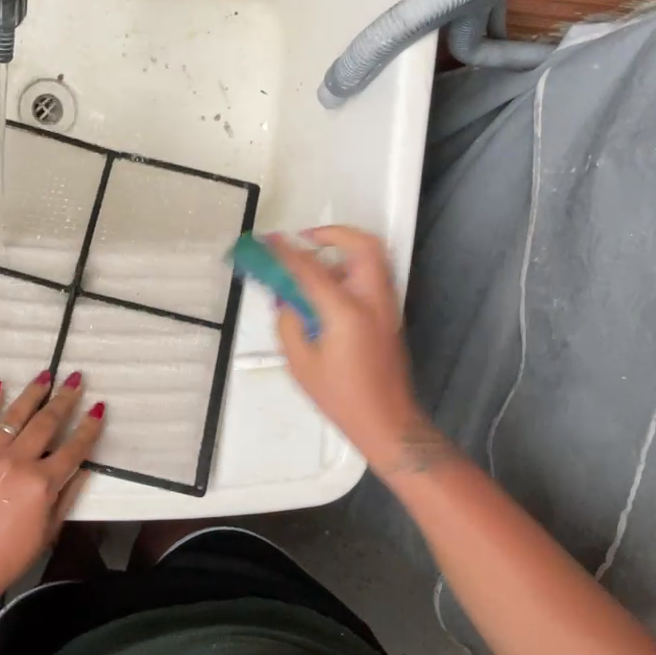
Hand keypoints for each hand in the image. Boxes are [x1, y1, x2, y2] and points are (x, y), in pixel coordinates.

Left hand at [0, 371, 105, 609]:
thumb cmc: (9, 557)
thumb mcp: (49, 530)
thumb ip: (67, 496)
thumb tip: (83, 468)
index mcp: (43, 483)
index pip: (74, 447)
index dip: (90, 426)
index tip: (99, 406)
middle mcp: (17, 461)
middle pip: (47, 422)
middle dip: (65, 398)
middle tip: (76, 378)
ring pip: (14, 415)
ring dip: (33, 392)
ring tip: (46, 374)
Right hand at [267, 227, 453, 475]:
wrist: (387, 420)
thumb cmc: (344, 398)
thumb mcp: (301, 363)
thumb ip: (289, 323)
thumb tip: (286, 300)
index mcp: (347, 311)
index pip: (311, 268)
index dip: (285, 252)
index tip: (268, 242)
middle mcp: (372, 301)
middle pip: (362, 245)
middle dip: (332, 233)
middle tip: (304, 240)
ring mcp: (386, 306)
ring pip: (369, 259)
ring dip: (340, 253)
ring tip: (311, 269)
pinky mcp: (388, 315)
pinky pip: (369, 278)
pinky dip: (348, 272)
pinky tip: (325, 293)